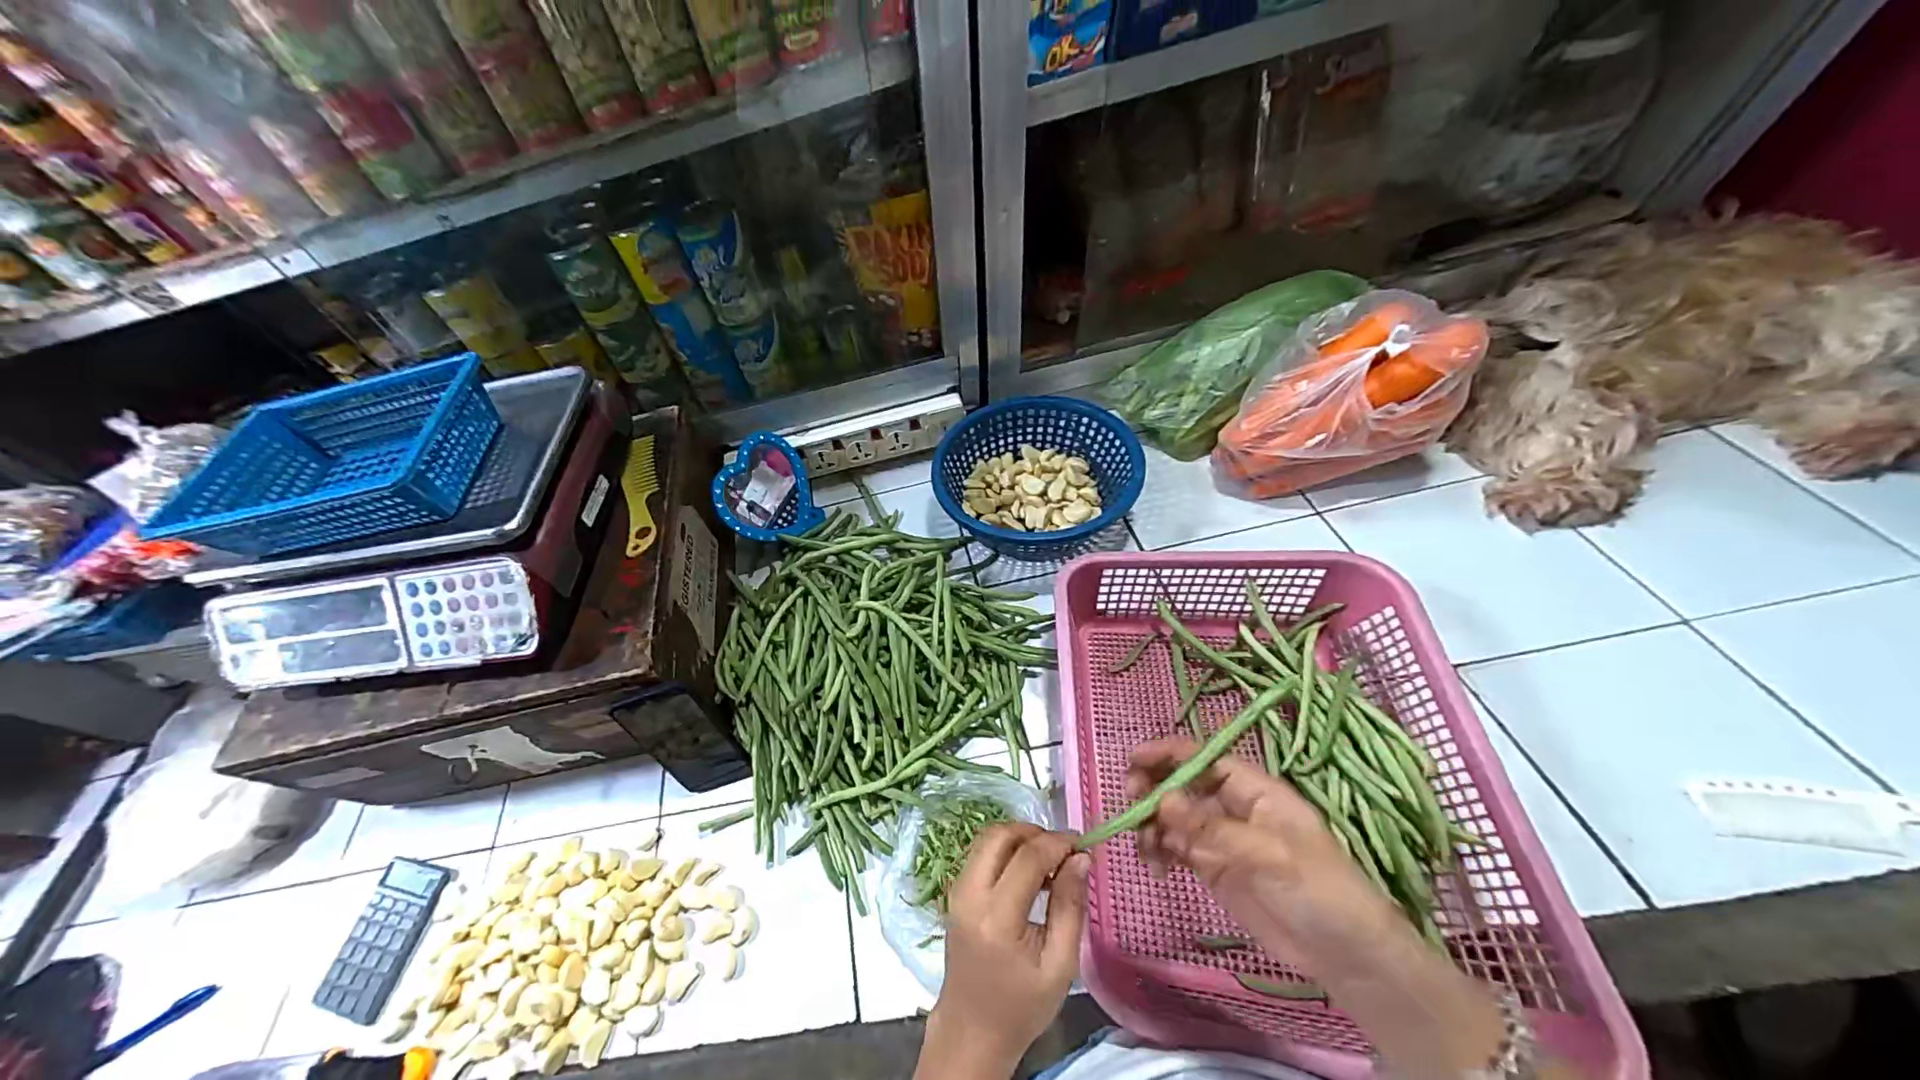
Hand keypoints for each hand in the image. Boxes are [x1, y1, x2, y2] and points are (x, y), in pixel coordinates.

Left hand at [915, 823, 1088, 1079]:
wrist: (972, 1030)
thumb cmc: (1021, 1005)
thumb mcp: (1060, 963)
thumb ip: (1070, 906)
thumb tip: (1080, 858)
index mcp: (997, 917)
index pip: (1028, 857)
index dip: (1058, 843)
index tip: (1083, 845)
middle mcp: (970, 895)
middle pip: (1000, 835)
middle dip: (1035, 833)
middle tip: (1064, 850)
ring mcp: (957, 891)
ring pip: (987, 839)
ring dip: (1020, 839)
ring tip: (1049, 862)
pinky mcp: (955, 892)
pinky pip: (980, 854)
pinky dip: (1006, 850)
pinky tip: (1029, 873)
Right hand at [1128, 737, 1403, 977]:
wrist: (1345, 955)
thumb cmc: (1319, 890)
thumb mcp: (1268, 855)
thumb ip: (1211, 828)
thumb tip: (1162, 799)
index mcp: (1253, 790)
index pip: (1204, 759)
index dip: (1168, 754)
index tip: (1134, 760)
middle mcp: (1232, 807)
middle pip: (1182, 784)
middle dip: (1153, 787)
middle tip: (1131, 801)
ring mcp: (1220, 838)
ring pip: (1172, 817)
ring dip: (1151, 823)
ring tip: (1143, 845)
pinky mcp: (1212, 868)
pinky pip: (1175, 848)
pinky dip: (1158, 851)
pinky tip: (1154, 866)